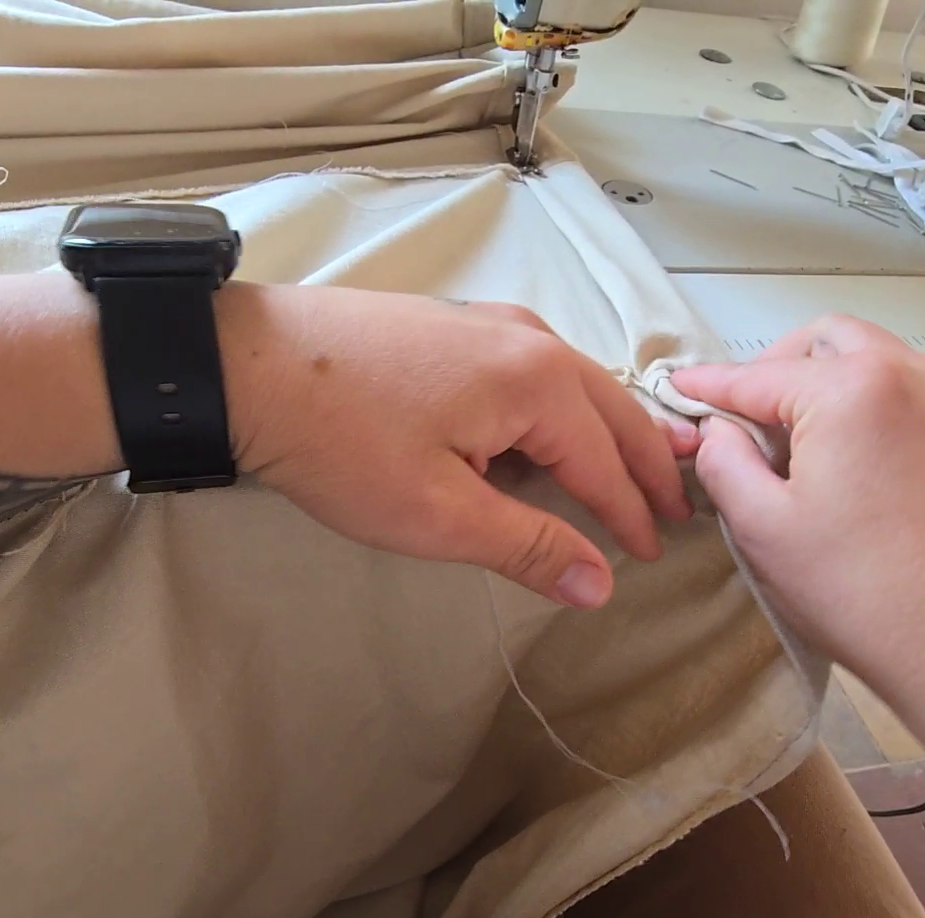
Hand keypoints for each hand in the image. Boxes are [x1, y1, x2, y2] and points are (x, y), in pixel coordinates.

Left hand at [215, 284, 697, 609]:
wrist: (248, 366)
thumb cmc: (345, 446)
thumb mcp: (440, 514)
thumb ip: (529, 546)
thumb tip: (600, 587)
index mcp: (538, 383)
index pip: (606, 463)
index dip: (630, 515)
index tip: (650, 553)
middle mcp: (529, 340)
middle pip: (611, 410)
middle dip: (648, 463)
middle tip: (675, 506)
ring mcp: (491, 323)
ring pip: (577, 384)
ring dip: (611, 431)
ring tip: (635, 468)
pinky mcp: (456, 325)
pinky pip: (537, 370)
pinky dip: (566, 409)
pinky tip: (556, 430)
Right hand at [670, 316, 924, 726]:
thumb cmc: (865, 595)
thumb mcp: (761, 527)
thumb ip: (722, 461)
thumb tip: (718, 431)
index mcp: (854, 390)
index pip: (756, 376)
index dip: (707, 385)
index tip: (677, 389)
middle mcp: (912, 375)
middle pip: (822, 343)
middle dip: (770, 371)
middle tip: (738, 422)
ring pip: (867, 359)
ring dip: (816, 384)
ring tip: (788, 447)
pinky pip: (900, 390)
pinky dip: (858, 404)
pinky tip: (839, 461)